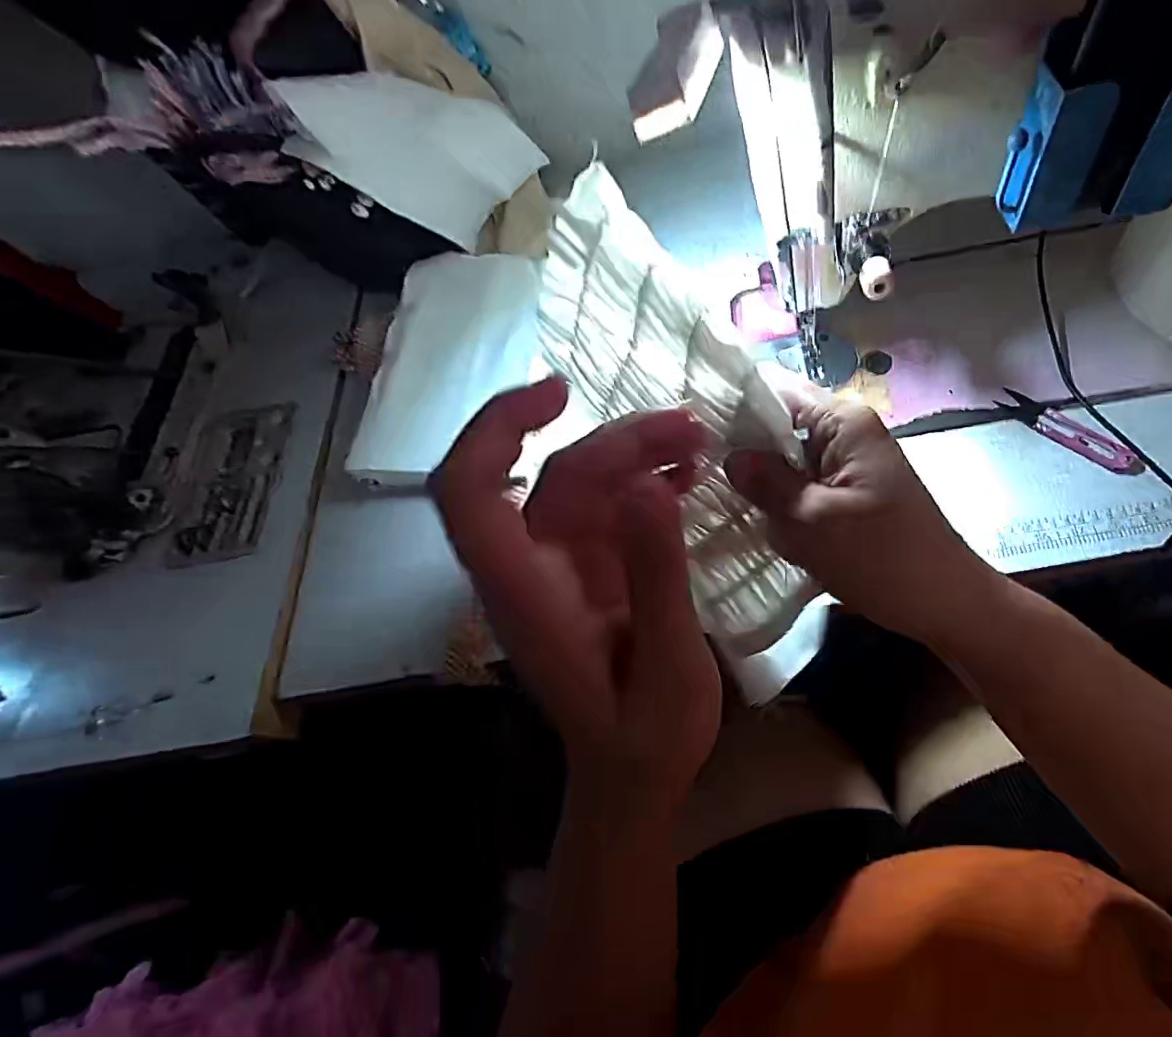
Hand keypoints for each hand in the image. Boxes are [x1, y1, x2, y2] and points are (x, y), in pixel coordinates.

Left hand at [432, 376, 721, 803]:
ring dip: (641, 453)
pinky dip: (647, 481)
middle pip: (557, 476)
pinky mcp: (594, 568)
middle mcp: (534, 567)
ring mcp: (564, 565)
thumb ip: (655, 577)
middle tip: (693, 430)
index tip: (556, 395)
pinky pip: (612, 507)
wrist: (635, 775)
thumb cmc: (643, 738)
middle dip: (620, 441)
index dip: (495, 431)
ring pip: (588, 483)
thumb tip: (649, 485)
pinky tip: (687, 476)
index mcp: (526, 592)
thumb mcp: (666, 664)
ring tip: (700, 443)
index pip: (471, 494)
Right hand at [724, 387, 1002, 642]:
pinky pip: (802, 490)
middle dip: (746, 454)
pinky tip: (763, 527)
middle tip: (700, 479)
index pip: (776, 391)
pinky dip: (783, 507)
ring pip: (786, 463)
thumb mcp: (815, 521)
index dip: (734, 407)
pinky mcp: (847, 496)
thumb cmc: (885, 559)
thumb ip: (768, 484)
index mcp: (844, 423)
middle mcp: (846, 434)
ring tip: (727, 508)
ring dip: (764, 488)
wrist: (946, 604)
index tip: (693, 434)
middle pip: (778, 427)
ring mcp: (847, 466)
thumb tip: (730, 458)